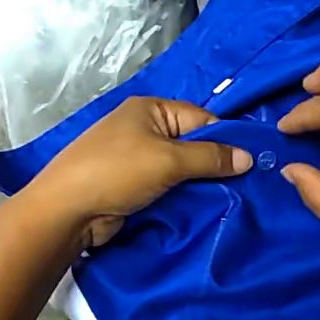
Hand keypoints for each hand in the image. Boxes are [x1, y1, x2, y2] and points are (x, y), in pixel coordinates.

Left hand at [24, 97, 252, 248]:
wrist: (68, 209)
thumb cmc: (118, 172)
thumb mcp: (169, 160)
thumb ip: (210, 158)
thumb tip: (249, 158)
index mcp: (151, 110)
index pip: (201, 119)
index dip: (225, 140)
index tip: (250, 164)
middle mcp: (144, 129)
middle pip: (191, 144)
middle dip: (214, 165)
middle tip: (245, 187)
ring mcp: (136, 159)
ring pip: (180, 169)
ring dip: (198, 184)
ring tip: (230, 200)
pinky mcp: (132, 186)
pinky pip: (166, 187)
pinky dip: (181, 197)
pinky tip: (202, 210)